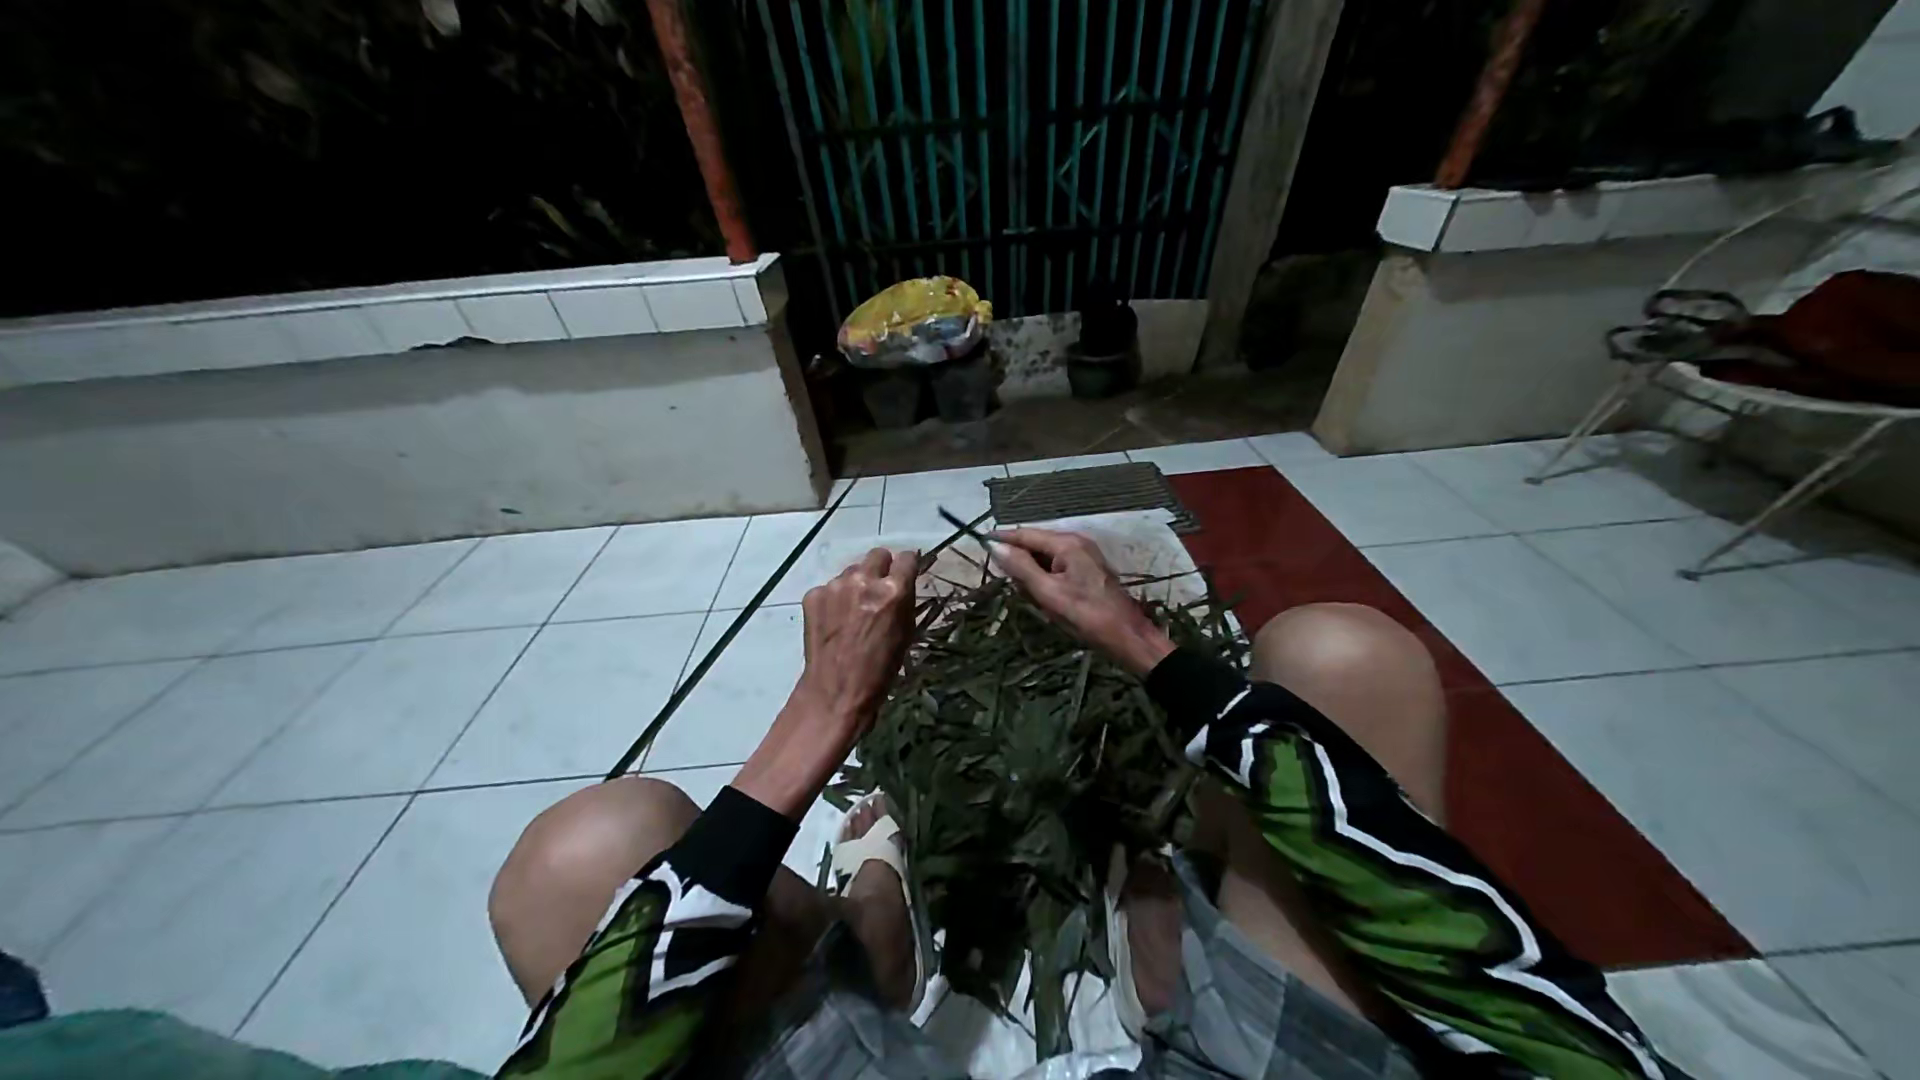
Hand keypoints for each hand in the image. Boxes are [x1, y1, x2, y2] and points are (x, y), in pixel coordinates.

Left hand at [793, 547, 919, 733]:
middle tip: (878, 589)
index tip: (906, 572)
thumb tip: (904, 583)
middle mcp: (864, 580)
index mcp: (893, 591)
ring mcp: (835, 586)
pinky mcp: (813, 595)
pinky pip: (829, 587)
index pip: (907, 558)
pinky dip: (834, 599)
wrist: (835, 692)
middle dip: (882, 567)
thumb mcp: (906, 633)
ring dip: (856, 584)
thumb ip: (905, 602)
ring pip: (851, 571)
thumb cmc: (880, 670)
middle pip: (877, 555)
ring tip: (853, 611)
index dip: (908, 564)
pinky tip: (834, 621)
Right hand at [989, 528, 1174, 676]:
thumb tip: (995, 546)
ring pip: (1045, 556)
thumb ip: (1021, 568)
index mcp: (1067, 543)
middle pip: (1036, 543)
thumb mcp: (1048, 593)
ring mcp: (1084, 555)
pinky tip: (1044, 597)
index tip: (980, 545)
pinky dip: (1045, 578)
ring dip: (1032, 573)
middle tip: (1010, 584)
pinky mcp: (1088, 570)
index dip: (1002, 539)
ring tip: (1030, 596)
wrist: (1127, 637)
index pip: (1025, 533)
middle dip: (1019, 561)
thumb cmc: (1086, 616)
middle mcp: (1076, 542)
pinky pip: (1057, 566)